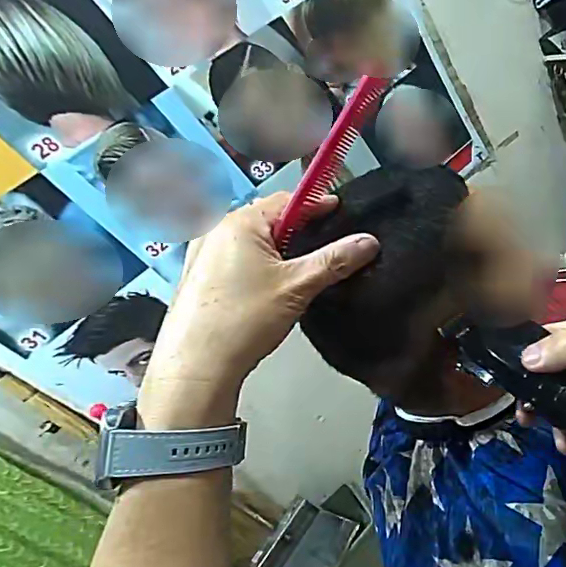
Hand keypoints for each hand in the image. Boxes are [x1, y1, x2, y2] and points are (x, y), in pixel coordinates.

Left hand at [141, 193, 376, 418]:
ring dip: (279, 248)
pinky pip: (237, 257)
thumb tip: (368, 241)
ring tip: (302, 270)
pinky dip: (260, 262)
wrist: (197, 367)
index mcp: (238, 223)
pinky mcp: (199, 276)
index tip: (341, 211)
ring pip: (253, 239)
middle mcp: (215, 230)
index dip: (318, 205)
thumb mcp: (299, 286)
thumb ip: (336, 259)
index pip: (287, 200)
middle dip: (299, 228)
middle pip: (269, 218)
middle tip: (327, 245)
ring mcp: (202, 253)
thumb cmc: (242, 320)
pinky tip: (272, 286)